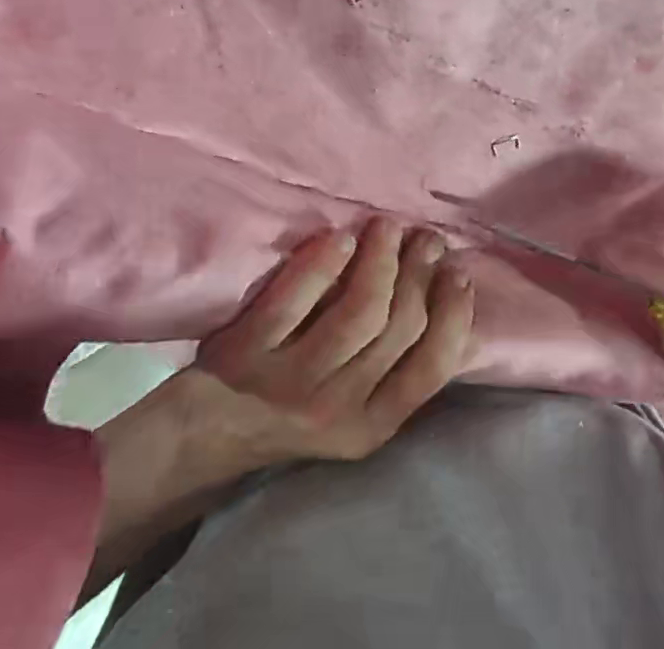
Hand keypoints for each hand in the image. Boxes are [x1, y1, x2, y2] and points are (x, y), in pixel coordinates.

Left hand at [175, 217, 476, 472]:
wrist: (203, 436)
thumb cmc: (291, 412)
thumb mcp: (351, 412)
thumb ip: (392, 371)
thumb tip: (443, 302)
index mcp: (370, 426)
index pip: (432, 369)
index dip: (454, 316)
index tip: (459, 273)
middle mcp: (336, 409)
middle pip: (398, 328)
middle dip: (421, 274)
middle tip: (427, 238)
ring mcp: (290, 382)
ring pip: (357, 313)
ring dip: (381, 261)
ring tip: (388, 227)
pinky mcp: (247, 355)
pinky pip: (293, 302)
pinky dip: (322, 265)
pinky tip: (341, 238)